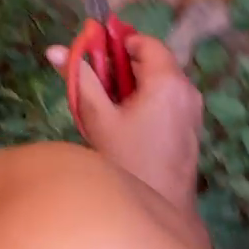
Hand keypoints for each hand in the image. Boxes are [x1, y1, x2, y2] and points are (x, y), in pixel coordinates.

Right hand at [48, 35, 201, 208]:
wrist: (161, 205)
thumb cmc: (126, 157)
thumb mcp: (96, 114)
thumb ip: (79, 77)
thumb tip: (56, 49)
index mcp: (168, 82)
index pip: (145, 42)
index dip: (117, 43)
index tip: (93, 57)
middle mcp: (187, 90)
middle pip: (151, 61)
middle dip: (119, 66)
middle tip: (93, 84)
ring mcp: (192, 110)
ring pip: (156, 81)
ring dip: (129, 84)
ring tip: (105, 106)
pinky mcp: (190, 127)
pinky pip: (165, 99)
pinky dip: (142, 100)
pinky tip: (123, 122)